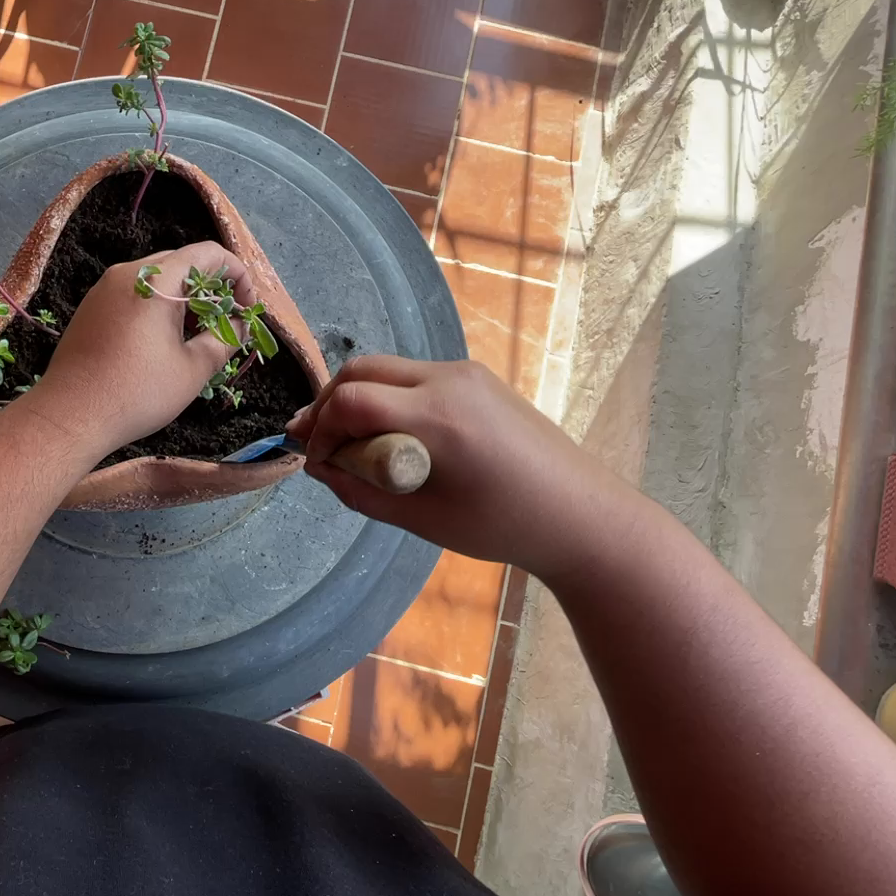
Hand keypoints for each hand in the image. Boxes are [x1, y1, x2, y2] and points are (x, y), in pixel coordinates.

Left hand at [23, 241, 251, 452]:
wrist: (69, 416)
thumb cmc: (136, 392)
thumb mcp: (192, 369)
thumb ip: (224, 339)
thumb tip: (240, 325)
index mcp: (155, 280)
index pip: (207, 254)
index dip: (237, 274)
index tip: (246, 307)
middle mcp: (126, 274)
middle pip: (181, 264)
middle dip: (211, 289)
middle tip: (223, 324)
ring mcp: (103, 291)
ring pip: (155, 281)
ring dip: (183, 301)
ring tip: (195, 338)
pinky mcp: (90, 310)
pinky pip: (132, 296)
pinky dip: (156, 309)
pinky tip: (161, 344)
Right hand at [287, 356, 651, 580]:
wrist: (582, 516)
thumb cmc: (502, 527)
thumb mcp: (421, 520)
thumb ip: (360, 491)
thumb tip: (319, 467)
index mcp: (438, 417)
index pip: (351, 400)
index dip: (321, 429)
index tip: (316, 461)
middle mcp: (449, 380)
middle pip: (360, 370)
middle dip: (327, 404)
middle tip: (313, 440)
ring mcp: (465, 373)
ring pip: (384, 368)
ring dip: (354, 396)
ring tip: (341, 435)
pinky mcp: (475, 378)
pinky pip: (411, 375)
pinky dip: (384, 396)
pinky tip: (383, 428)